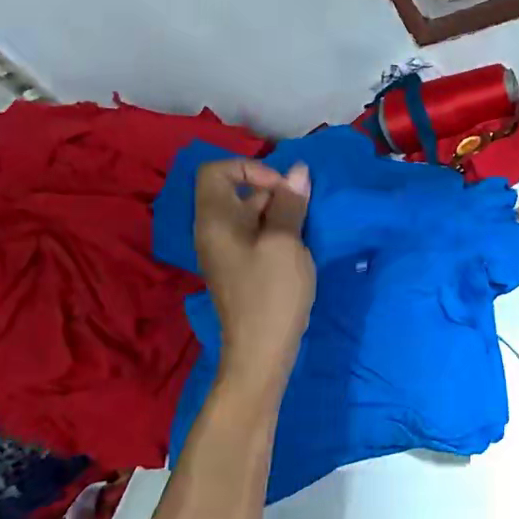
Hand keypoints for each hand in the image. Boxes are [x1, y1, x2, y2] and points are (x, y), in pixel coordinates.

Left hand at [194, 159, 315, 379]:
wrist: (261, 348)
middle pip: (236, 192)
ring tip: (305, 230)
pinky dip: (277, 233)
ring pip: (249, 216)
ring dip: (279, 215)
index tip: (283, 189)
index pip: (216, 171)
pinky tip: (298, 249)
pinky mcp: (240, 268)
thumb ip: (290, 205)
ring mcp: (225, 252)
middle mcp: (212, 231)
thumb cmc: (272, 292)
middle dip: (273, 193)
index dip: (250, 169)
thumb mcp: (285, 243)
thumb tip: (299, 172)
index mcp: (214, 220)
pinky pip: (255, 236)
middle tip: (304, 211)